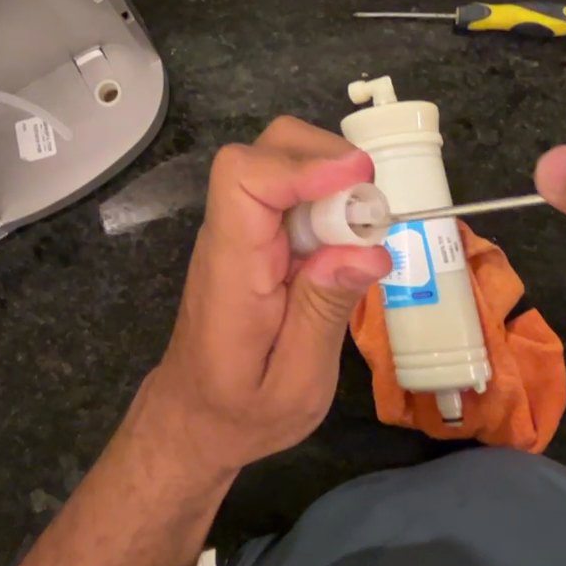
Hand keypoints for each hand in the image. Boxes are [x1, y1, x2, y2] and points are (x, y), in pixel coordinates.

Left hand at [140, 118, 392, 476]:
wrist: (195, 415)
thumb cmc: (240, 410)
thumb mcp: (296, 384)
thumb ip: (325, 313)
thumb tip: (369, 250)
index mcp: (232, 266)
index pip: (243, 178)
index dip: (301, 166)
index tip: (357, 181)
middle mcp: (229, 233)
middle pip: (262, 150)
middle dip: (323, 156)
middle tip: (370, 202)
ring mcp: (239, 230)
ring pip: (276, 159)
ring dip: (328, 173)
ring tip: (365, 224)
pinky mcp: (254, 236)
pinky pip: (286, 190)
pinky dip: (325, 195)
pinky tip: (348, 235)